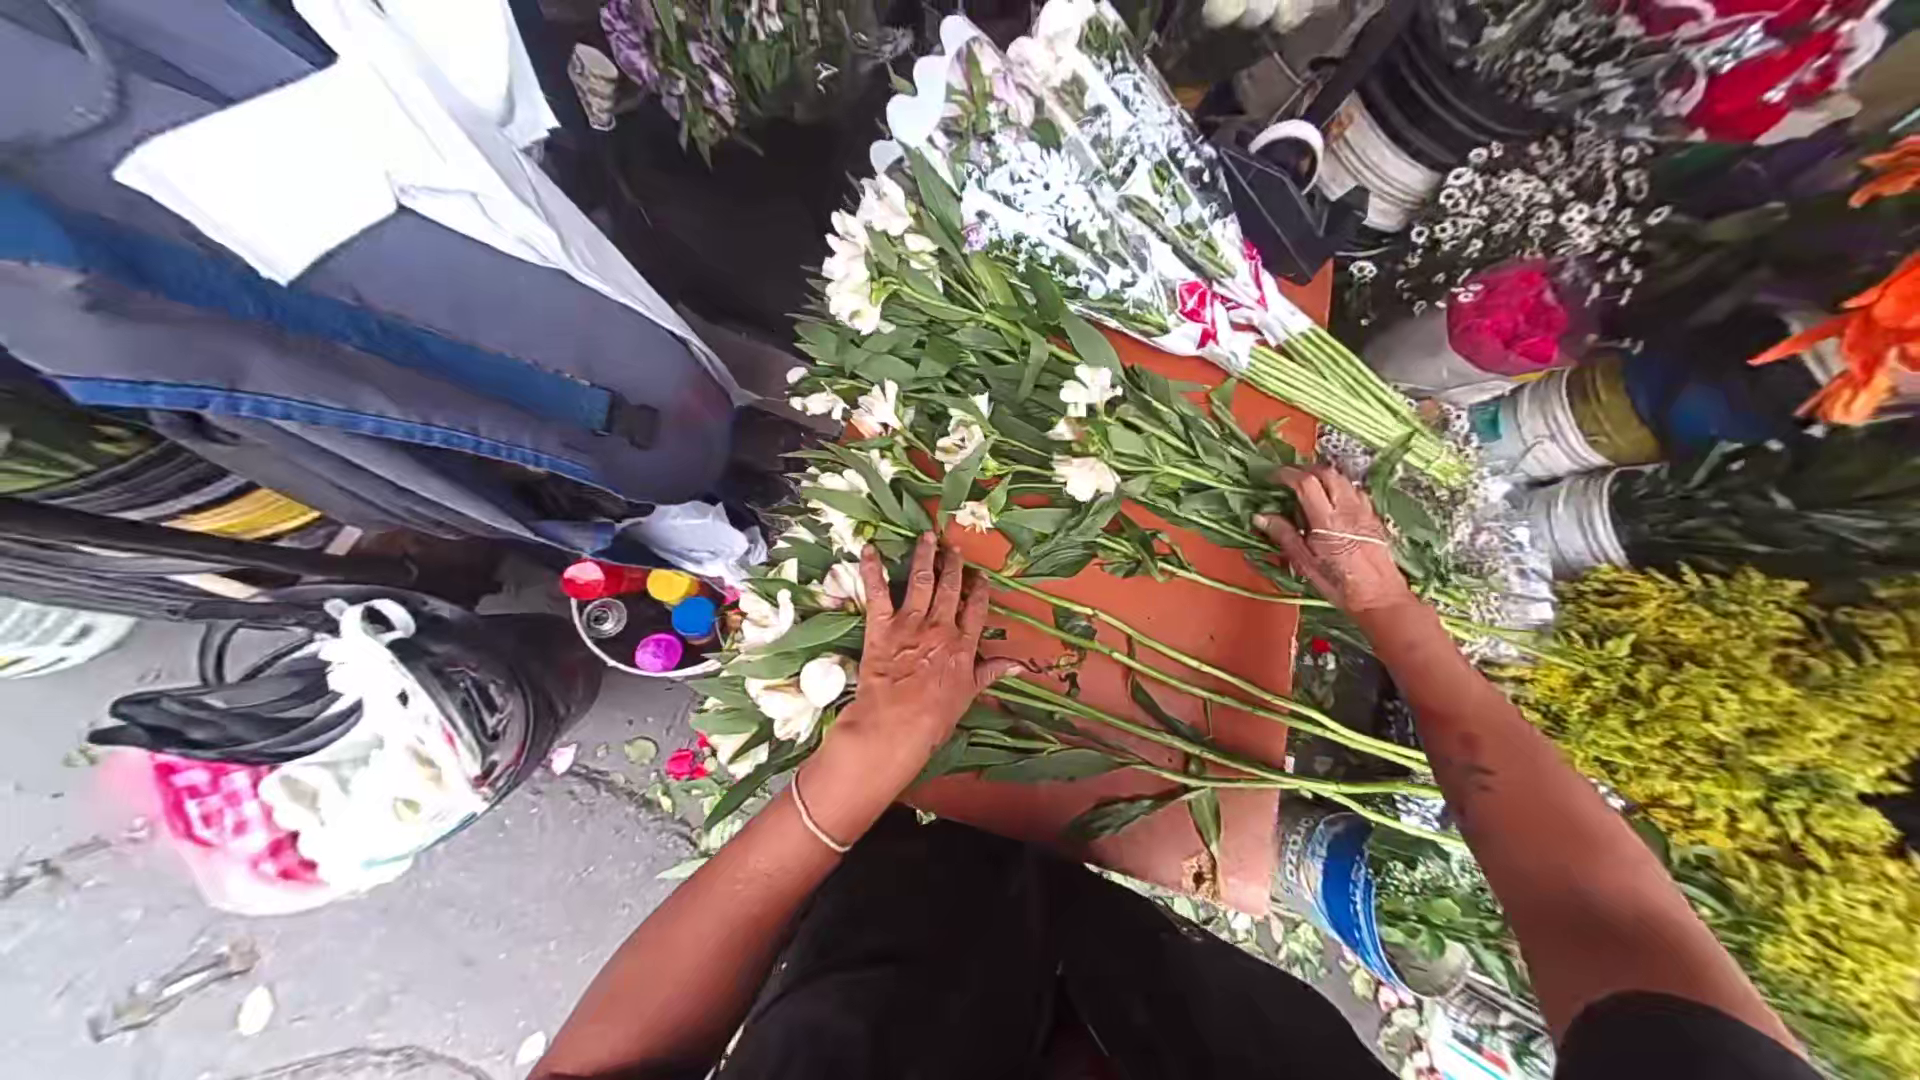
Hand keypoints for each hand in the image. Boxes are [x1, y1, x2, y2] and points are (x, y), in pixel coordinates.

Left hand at [835, 534, 1022, 763]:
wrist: (895, 723)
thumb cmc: (933, 717)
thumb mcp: (968, 695)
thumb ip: (991, 673)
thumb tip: (1020, 665)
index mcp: (962, 645)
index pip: (976, 609)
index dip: (979, 590)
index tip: (980, 576)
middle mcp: (939, 627)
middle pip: (950, 588)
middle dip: (953, 566)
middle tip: (954, 548)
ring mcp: (910, 623)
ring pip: (921, 580)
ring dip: (925, 556)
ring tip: (927, 537)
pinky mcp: (881, 625)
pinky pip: (877, 592)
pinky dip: (872, 569)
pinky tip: (869, 550)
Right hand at [1254, 465, 1417, 619]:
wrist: (1379, 597)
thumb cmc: (1338, 584)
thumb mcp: (1304, 562)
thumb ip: (1283, 535)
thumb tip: (1261, 517)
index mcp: (1327, 521)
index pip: (1306, 482)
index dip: (1286, 474)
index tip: (1273, 477)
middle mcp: (1348, 510)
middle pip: (1326, 473)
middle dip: (1305, 470)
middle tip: (1288, 477)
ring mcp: (1364, 511)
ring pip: (1343, 479)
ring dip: (1323, 476)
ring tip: (1308, 485)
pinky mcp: (1373, 517)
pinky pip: (1355, 491)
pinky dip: (1339, 487)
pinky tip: (1331, 500)